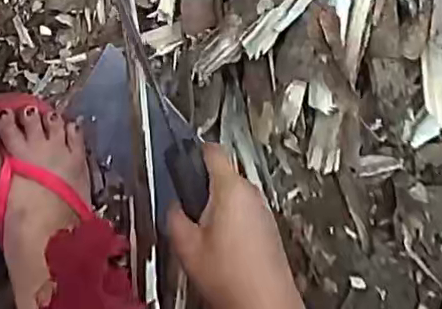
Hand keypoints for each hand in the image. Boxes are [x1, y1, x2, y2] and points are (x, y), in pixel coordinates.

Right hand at [165, 144, 303, 308]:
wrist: (266, 305)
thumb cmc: (232, 278)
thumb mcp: (187, 247)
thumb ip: (173, 216)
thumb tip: (173, 206)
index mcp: (230, 187)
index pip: (211, 149)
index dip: (194, 150)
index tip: (183, 158)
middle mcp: (250, 192)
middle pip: (222, 173)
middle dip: (204, 188)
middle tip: (190, 209)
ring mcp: (262, 209)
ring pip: (234, 194)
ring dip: (219, 207)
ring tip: (207, 235)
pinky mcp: (269, 227)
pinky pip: (246, 212)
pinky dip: (234, 222)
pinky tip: (225, 248)